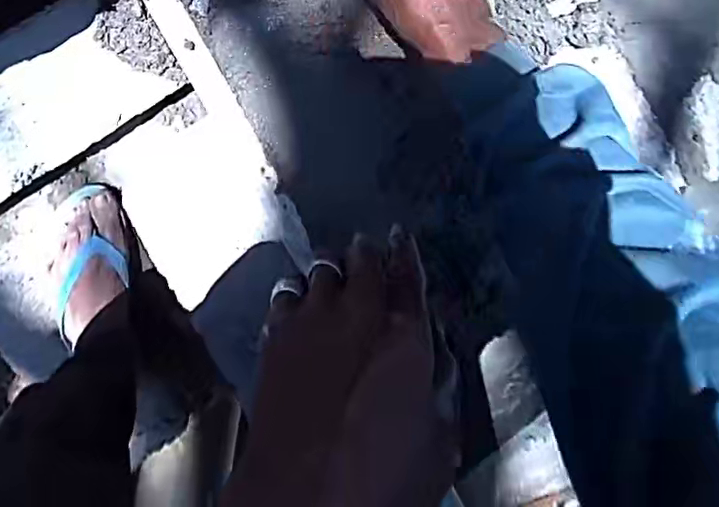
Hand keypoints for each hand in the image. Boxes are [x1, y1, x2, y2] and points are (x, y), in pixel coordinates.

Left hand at [222, 232, 457, 506]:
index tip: (399, 237)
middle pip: (362, 257)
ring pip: (322, 267)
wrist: (301, 494)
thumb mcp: (438, 442)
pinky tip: (299, 306)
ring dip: (331, 269)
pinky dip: (297, 293)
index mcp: (405, 333)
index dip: (404, 250)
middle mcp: (358, 310)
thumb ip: (441, 385)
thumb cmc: (382, 478)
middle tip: (366, 253)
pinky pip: (287, 292)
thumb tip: (436, 353)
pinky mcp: (277, 332)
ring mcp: (313, 316)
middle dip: (366, 252)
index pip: (409, 274)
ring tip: (333, 278)